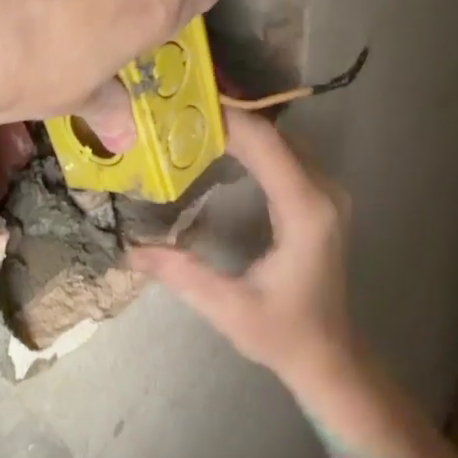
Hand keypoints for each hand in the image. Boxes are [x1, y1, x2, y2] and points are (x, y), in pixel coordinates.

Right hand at [128, 110, 354, 375]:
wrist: (326, 353)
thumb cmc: (281, 333)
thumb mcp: (226, 307)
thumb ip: (182, 274)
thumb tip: (131, 249)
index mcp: (305, 213)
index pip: (266, 145)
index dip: (226, 120)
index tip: (183, 105)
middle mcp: (324, 193)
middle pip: (276, 136)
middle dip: (229, 118)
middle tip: (177, 111)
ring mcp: (327, 195)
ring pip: (283, 142)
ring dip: (242, 129)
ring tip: (192, 123)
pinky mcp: (320, 202)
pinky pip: (288, 159)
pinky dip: (256, 147)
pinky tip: (221, 148)